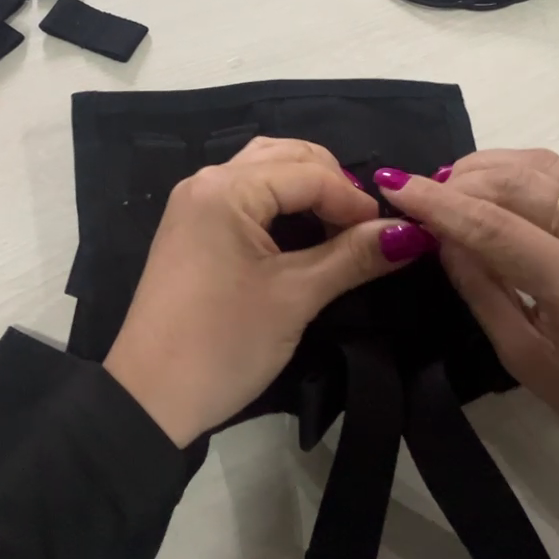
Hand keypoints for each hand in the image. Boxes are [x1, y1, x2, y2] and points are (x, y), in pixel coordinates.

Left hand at [103, 137, 429, 446]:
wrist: (147, 401)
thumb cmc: (222, 344)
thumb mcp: (295, 297)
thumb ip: (353, 257)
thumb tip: (411, 234)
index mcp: (226, 188)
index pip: (308, 173)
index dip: (354, 201)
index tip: (391, 234)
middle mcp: (206, 180)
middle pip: (285, 156)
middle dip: (331, 184)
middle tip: (365, 227)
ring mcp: (195, 203)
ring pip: (264, 169)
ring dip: (307, 187)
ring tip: (340, 224)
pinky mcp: (192, 227)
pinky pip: (246, 192)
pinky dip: (281, 201)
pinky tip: (304, 229)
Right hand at [379, 150, 558, 495]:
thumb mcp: (529, 361)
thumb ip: (481, 289)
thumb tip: (440, 237)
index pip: (496, 227)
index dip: (439, 204)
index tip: (395, 186)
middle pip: (520, 183)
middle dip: (461, 180)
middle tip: (422, 192)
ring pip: (545, 166)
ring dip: (491, 167)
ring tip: (453, 185)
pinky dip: (525, 171)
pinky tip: (498, 185)